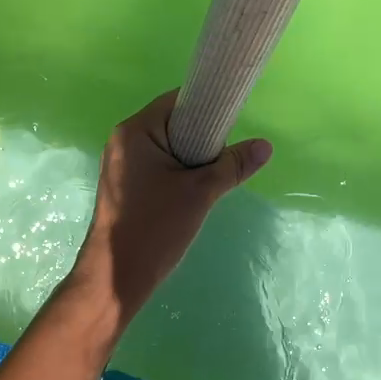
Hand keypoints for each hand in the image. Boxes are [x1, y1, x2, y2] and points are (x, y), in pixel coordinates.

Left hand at [68, 90, 272, 320]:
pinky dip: (176, 181)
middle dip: (202, 144)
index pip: (180, 101)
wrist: (115, 278)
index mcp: (136, 131)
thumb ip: (232, 166)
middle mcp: (123, 142)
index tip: (231, 131)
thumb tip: (265, 146)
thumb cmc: (155, 229)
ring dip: (191, 167)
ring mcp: (120, 168)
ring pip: (167, 153)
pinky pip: (157, 172)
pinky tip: (188, 203)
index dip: (209, 111)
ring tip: (205, 190)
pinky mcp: (124, 191)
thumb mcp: (200, 194)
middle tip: (220, 168)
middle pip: (174, 126)